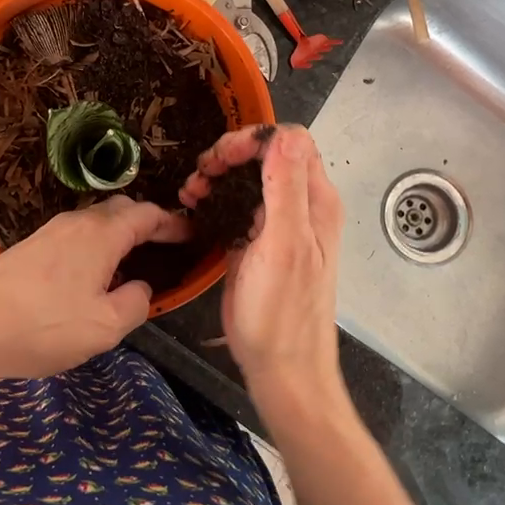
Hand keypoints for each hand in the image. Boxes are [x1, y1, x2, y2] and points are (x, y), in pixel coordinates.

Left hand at [0, 196, 185, 381]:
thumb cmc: (42, 327)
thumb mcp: (104, 327)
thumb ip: (136, 304)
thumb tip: (142, 287)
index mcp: (101, 234)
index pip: (147, 214)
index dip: (174, 223)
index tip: (193, 234)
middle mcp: (75, 223)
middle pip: (119, 210)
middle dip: (146, 222)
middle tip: (165, 245)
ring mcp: (47, 233)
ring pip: (94, 223)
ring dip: (118, 235)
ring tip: (133, 261)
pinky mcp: (28, 249)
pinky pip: (74, 237)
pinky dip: (95, 246)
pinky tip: (92, 275)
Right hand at [180, 125, 344, 393]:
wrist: (280, 370)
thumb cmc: (282, 313)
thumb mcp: (284, 246)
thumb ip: (286, 188)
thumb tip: (285, 134)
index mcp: (315, 201)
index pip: (289, 141)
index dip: (253, 140)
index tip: (221, 160)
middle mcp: (300, 206)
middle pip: (266, 154)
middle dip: (229, 155)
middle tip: (200, 175)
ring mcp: (278, 224)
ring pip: (248, 178)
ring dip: (217, 176)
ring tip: (190, 192)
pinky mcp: (256, 242)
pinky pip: (236, 205)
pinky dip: (214, 198)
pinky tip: (192, 207)